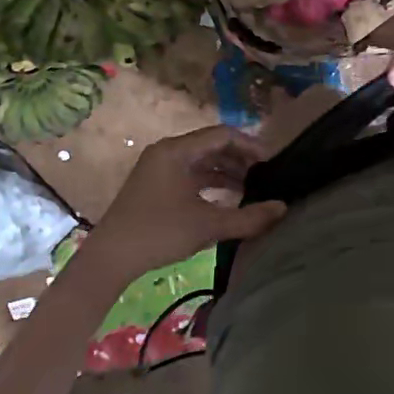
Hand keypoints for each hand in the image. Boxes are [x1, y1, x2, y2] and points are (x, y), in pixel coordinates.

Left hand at [79, 126, 286, 288]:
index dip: (251, 146)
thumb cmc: (159, 233)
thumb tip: (283, 209)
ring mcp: (159, 169)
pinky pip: (190, 176)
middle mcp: (167, 152)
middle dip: (241, 160)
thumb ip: (249, 217)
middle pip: (212, 146)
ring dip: (227, 173)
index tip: (273, 162)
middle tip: (267, 176)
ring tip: (254, 189)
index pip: (222, 135)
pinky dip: (211, 184)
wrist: (110, 258)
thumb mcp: (208, 225)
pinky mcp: (155, 186)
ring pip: (201, 162)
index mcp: (177, 151)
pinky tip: (229, 201)